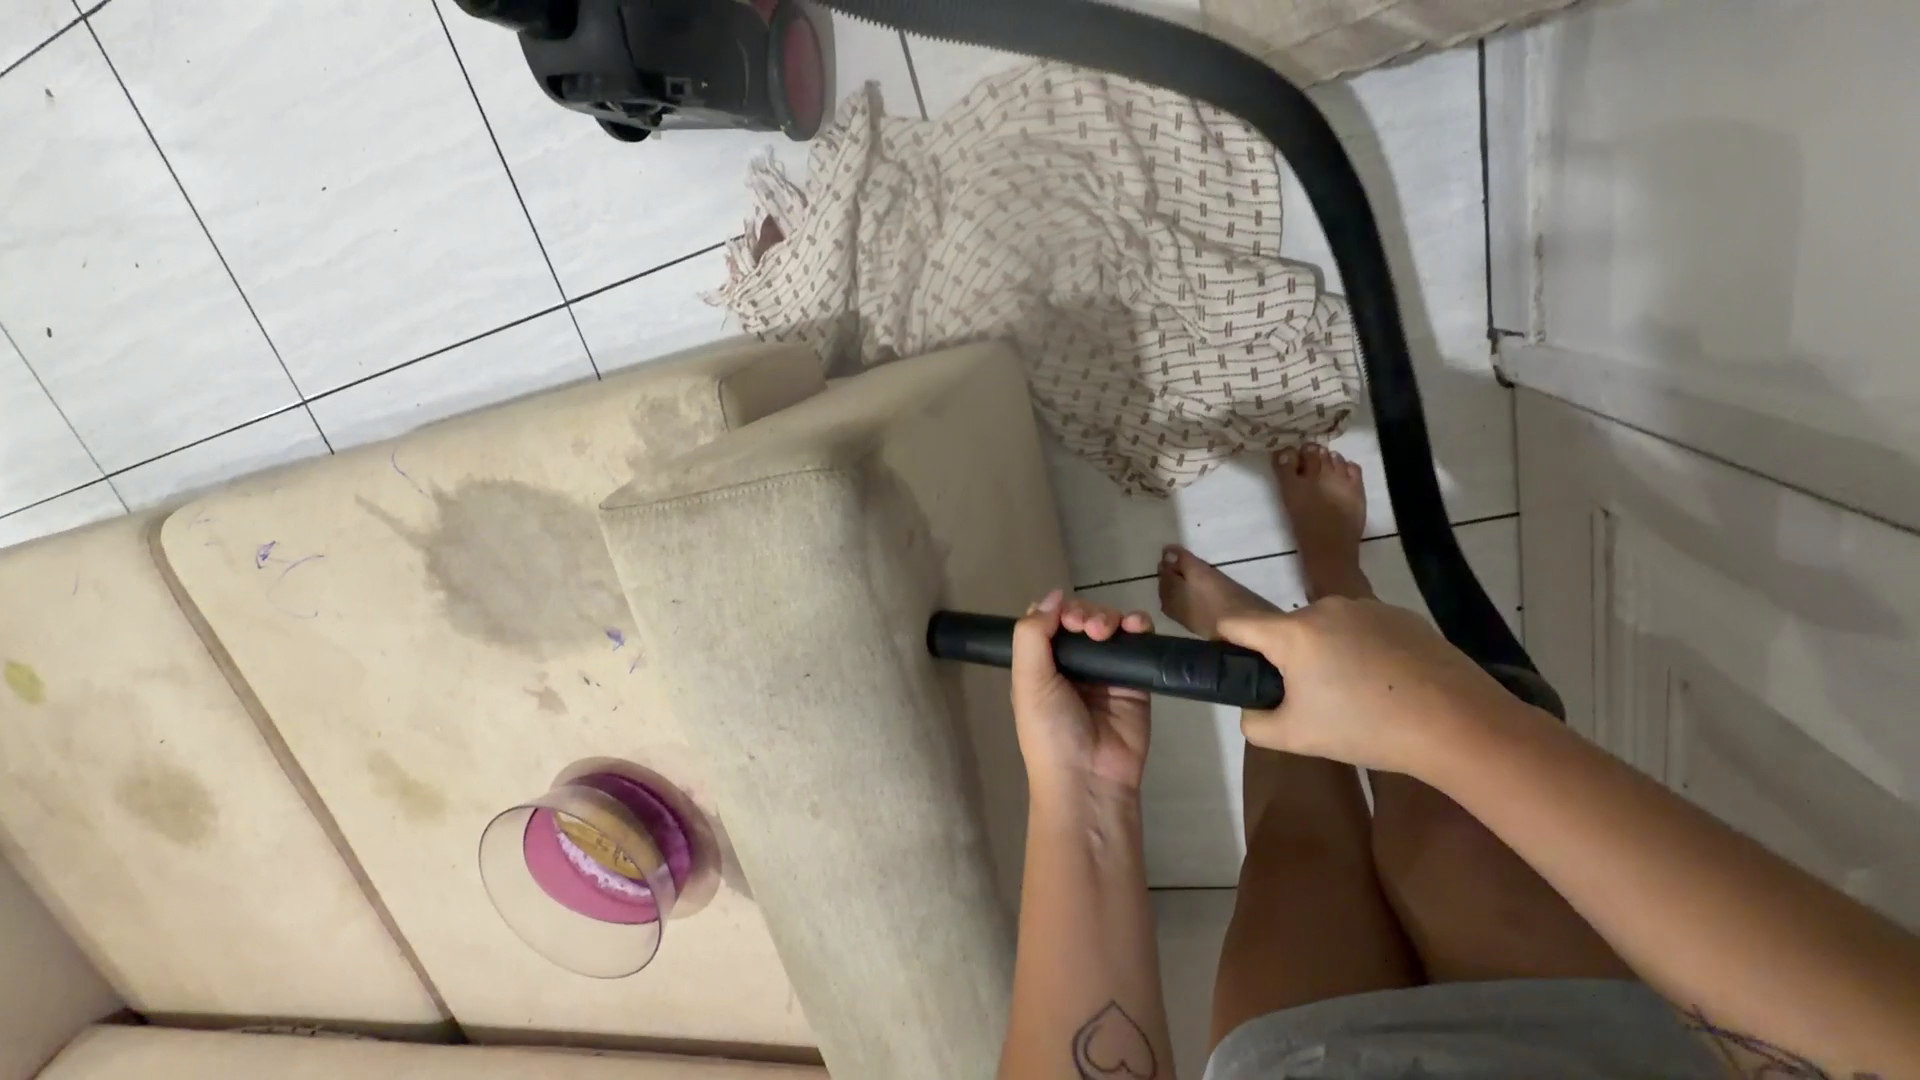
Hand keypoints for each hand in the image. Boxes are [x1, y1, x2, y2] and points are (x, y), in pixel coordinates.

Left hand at [1011, 590, 1155, 800]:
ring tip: (1105, 632)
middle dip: (1085, 614)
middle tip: (1085, 629)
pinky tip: (1135, 627)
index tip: (1065, 618)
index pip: (1050, 622)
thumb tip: (1052, 595)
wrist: (1090, 778)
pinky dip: (1138, 627)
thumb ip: (1033, 635)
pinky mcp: (1136, 680)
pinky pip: (1138, 644)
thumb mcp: (1028, 682)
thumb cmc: (1050, 732)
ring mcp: (1106, 672)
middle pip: (1082, 618)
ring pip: (1110, 625)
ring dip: (1108, 617)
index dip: (1057, 611)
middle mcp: (1073, 665)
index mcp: (1042, 666)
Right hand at [1217, 596, 1516, 772]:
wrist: (1459, 724)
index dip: (1224, 643)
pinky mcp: (1402, 615)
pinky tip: (1388, 686)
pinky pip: (1363, 631)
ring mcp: (1367, 607)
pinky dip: (1363, 653)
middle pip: (1285, 630)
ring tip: (1355, 696)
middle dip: (1286, 660)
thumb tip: (1254, 708)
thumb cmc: (1367, 729)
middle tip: (1309, 701)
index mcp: (1292, 632)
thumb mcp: (1295, 738)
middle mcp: (1325, 607)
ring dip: (1325, 655)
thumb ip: (1254, 722)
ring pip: (1325, 630)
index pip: (1235, 623)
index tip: (1236, 669)